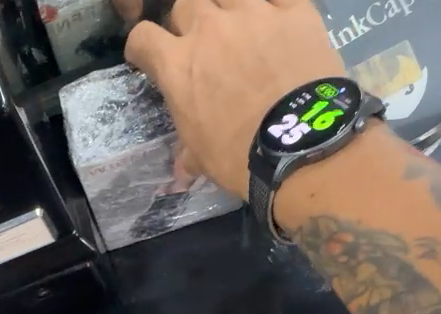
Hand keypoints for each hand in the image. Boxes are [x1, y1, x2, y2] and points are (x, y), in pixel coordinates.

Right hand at [125, 0, 346, 199]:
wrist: (299, 143)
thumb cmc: (238, 157)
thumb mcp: (201, 159)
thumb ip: (187, 153)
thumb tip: (182, 171)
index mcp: (178, 66)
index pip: (143, 38)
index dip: (142, 47)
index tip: (146, 57)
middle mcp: (209, 29)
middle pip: (185, 5)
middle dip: (186, 22)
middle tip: (199, 44)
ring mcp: (254, 12)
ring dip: (227, 8)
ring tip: (238, 27)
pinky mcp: (294, 9)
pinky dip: (272, 4)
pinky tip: (275, 18)